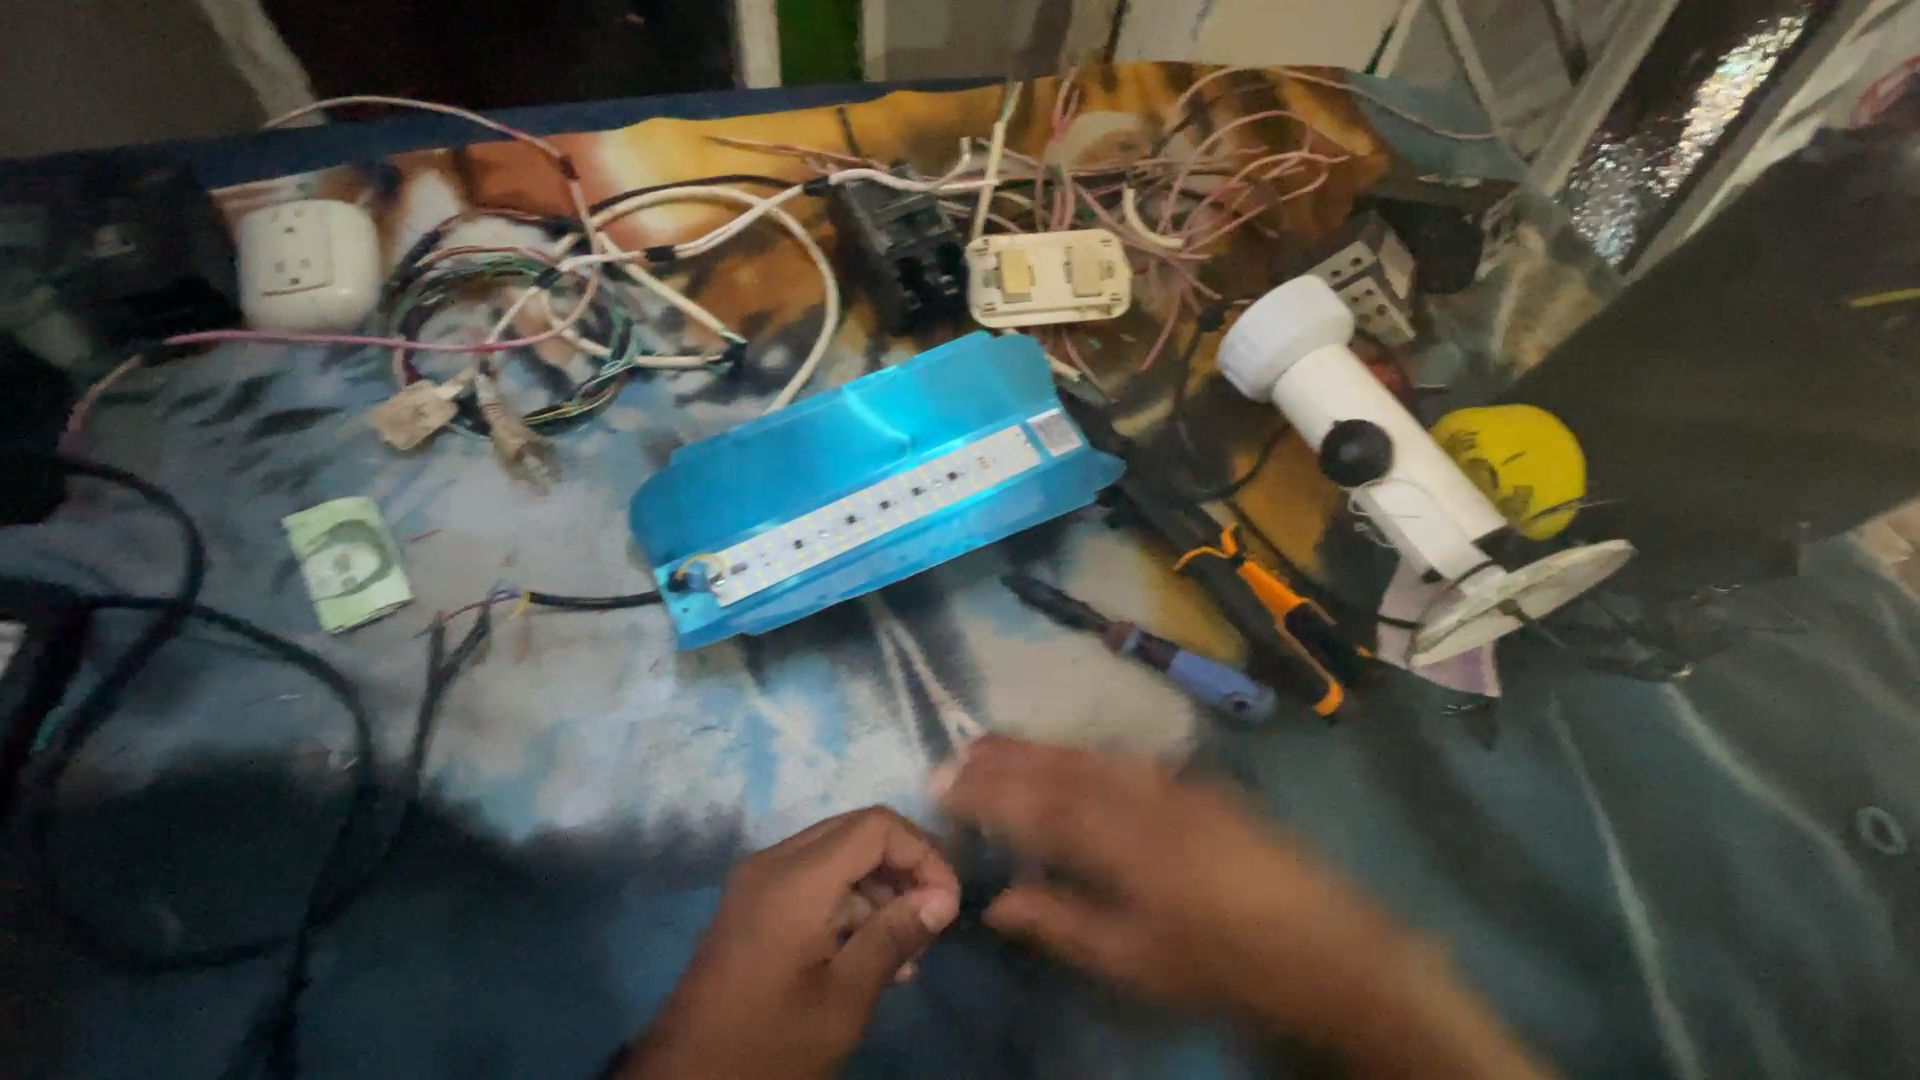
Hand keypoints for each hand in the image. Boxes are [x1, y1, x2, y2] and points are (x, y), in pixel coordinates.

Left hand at [624, 808, 960, 1079]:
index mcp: (795, 878)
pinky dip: (850, 900)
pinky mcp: (754, 902)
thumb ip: (895, 936)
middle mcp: (774, 861)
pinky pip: (815, 878)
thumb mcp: (844, 999)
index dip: (922, 853)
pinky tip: (872, 951)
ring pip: (838, 853)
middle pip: (857, 831)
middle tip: (933, 916)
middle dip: (904, 866)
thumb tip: (944, 897)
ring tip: (907, 949)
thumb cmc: (770, 1044)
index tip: (946, 903)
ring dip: (879, 887)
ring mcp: (759, 879)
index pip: (876, 826)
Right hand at [936, 737, 1552, 1078]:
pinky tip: (1070, 754)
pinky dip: (1086, 754)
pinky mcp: (1198, 785)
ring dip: (1040, 748)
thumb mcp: (1137, 960)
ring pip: (1091, 757)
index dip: (986, 792)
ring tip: (996, 742)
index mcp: (1123, 842)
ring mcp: (1174, 785)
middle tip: (958, 749)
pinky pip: (1125, 760)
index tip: (943, 781)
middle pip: (1060, 769)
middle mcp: (1143, 798)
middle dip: (1006, 758)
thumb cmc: (1227, 965)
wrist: (1333, 948)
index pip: (1037, 807)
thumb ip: (1062, 922)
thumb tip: (996, 900)